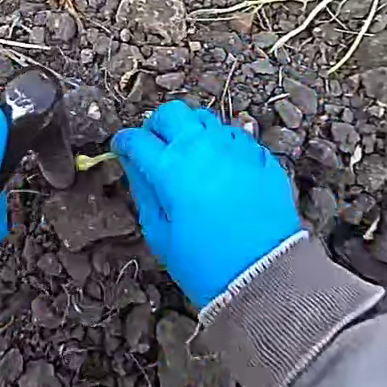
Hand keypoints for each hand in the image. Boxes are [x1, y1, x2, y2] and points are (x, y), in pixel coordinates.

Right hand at [114, 100, 303, 307]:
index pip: (138, 140)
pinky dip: (219, 142)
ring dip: (190, 130)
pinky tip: (217, 165)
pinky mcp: (258, 154)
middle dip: (157, 125)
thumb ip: (143, 191)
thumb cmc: (206, 262)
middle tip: (155, 146)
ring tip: (187, 155)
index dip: (125, 143)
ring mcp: (234, 147)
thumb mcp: (160, 233)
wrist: (264, 274)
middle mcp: (202, 147)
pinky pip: (232, 134)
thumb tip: (132, 164)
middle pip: (171, 113)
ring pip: (204, 117)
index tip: (122, 148)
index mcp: (171, 168)